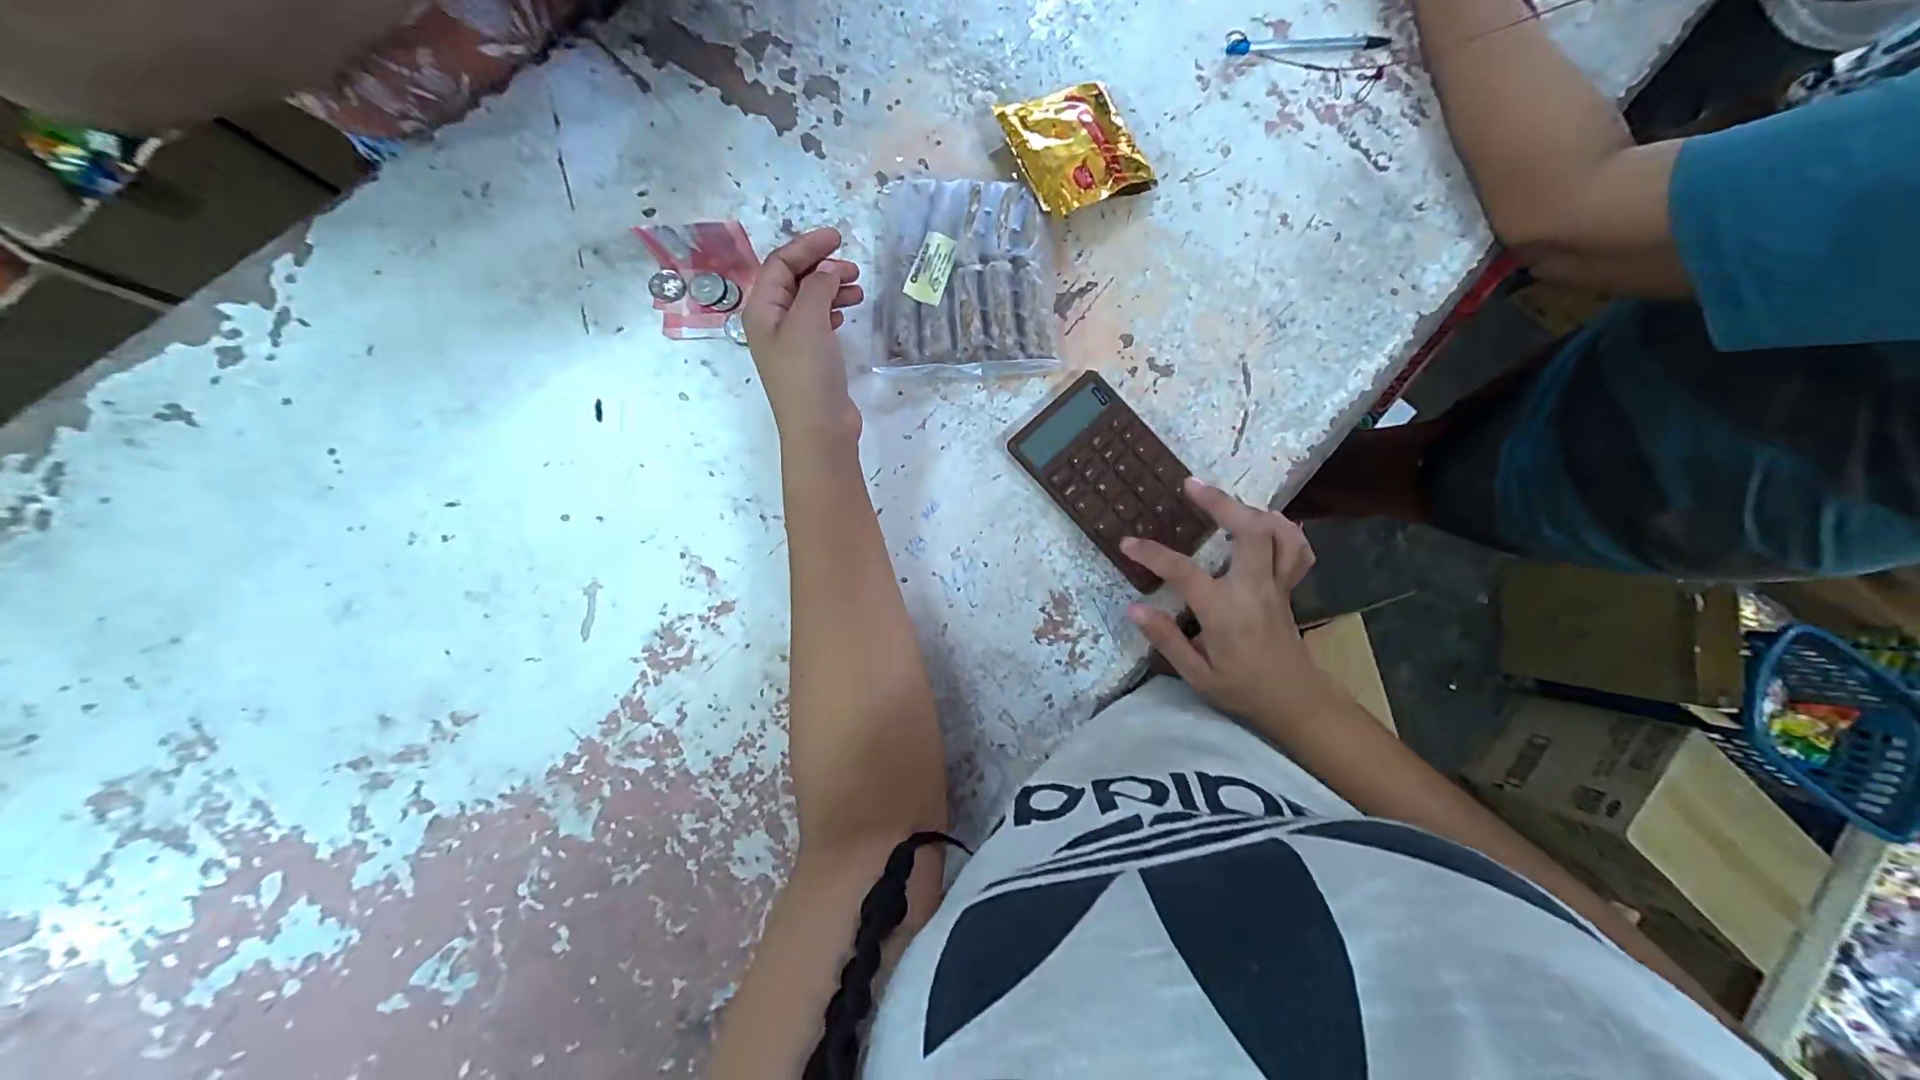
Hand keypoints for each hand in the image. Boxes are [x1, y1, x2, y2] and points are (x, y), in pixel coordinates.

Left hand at [742, 227, 865, 442]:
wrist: (818, 428)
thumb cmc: (807, 373)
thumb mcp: (809, 322)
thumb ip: (818, 287)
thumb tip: (828, 270)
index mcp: (761, 311)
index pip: (780, 265)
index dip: (807, 247)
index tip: (838, 237)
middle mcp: (771, 324)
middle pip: (793, 281)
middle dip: (821, 268)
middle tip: (853, 269)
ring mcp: (791, 343)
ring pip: (809, 302)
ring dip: (831, 289)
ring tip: (858, 290)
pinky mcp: (810, 360)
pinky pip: (818, 323)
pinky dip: (833, 311)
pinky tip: (846, 312)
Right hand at [1120, 478, 1335, 730]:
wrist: (1296, 700)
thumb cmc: (1242, 689)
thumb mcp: (1197, 674)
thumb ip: (1166, 639)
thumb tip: (1133, 609)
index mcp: (1225, 611)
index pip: (1184, 572)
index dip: (1153, 554)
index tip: (1128, 542)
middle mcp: (1254, 589)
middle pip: (1248, 530)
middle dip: (1220, 502)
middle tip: (1191, 485)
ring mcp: (1276, 585)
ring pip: (1276, 532)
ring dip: (1251, 509)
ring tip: (1225, 500)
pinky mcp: (1288, 586)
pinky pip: (1296, 549)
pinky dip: (1284, 529)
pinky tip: (1265, 523)